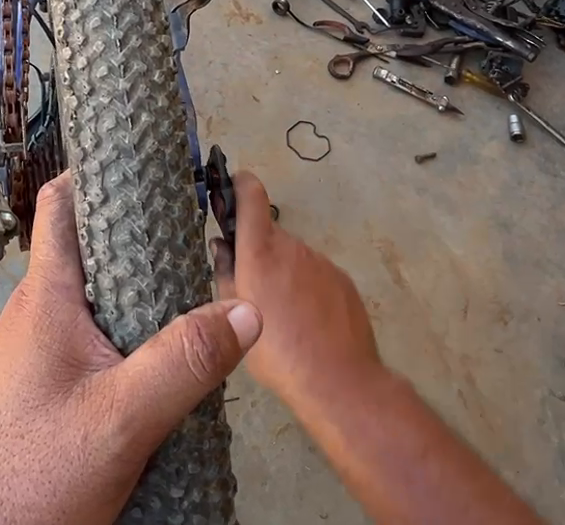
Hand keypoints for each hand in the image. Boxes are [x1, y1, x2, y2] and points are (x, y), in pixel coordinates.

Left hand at [0, 172, 262, 524]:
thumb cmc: (28, 475)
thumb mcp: (120, 418)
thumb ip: (184, 363)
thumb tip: (247, 311)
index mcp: (47, 296)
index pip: (62, 204)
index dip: (98, 170)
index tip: (144, 157)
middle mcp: (39, 314)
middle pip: (90, 250)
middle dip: (138, 236)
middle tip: (193, 230)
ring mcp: (40, 354)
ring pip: (96, 299)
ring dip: (138, 291)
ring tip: (192, 289)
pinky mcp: (46, 391)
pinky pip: (95, 341)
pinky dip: (130, 335)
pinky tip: (166, 358)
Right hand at [212, 171, 381, 406]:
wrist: (339, 381)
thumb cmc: (276, 352)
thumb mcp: (235, 316)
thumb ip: (225, 274)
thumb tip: (222, 246)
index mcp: (259, 251)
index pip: (251, 195)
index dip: (241, 184)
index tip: (233, 186)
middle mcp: (291, 247)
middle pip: (270, 235)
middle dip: (259, 252)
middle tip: (254, 289)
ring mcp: (321, 262)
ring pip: (293, 258)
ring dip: (284, 273)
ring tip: (284, 315)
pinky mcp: (342, 280)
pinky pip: (316, 275)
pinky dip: (308, 288)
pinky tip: (310, 322)